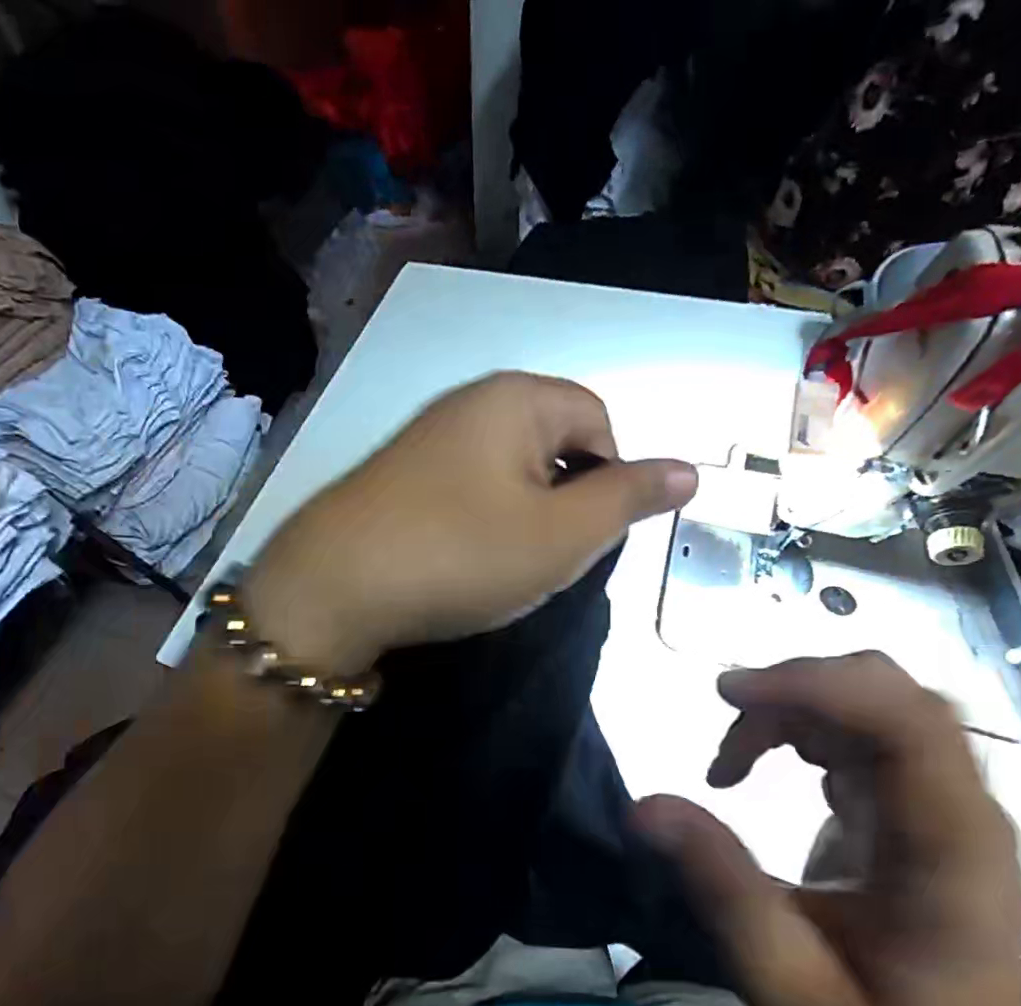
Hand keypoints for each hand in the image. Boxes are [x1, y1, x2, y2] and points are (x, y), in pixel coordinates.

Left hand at [242, 371, 697, 672]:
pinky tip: (470, 556)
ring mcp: (433, 433)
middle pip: (559, 440)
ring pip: (518, 467)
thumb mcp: (563, 534)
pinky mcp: (405, 470)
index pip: (601, 421)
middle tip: (550, 552)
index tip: (586, 533)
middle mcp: (473, 399)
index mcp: (517, 398)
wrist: (328, 592)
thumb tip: (692, 470)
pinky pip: (476, 482)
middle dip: (570, 497)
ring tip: (509, 561)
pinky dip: (490, 517)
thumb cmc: (462, 554)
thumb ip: (632, 498)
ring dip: (532, 512)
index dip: (610, 478)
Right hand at [636, 653, 1020, 1005]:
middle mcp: (961, 798)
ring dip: (789, 710)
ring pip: (865, 696)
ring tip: (730, 767)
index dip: (819, 684)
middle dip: (795, 691)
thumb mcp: (791, 981)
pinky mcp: (916, 786)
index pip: (906, 721)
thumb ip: (723, 892)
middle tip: (724, 727)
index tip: (730, 692)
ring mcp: (944, 786)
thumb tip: (645, 808)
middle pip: (886, 691)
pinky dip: (797, 724)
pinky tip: (763, 765)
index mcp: (955, 843)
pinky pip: (855, 721)